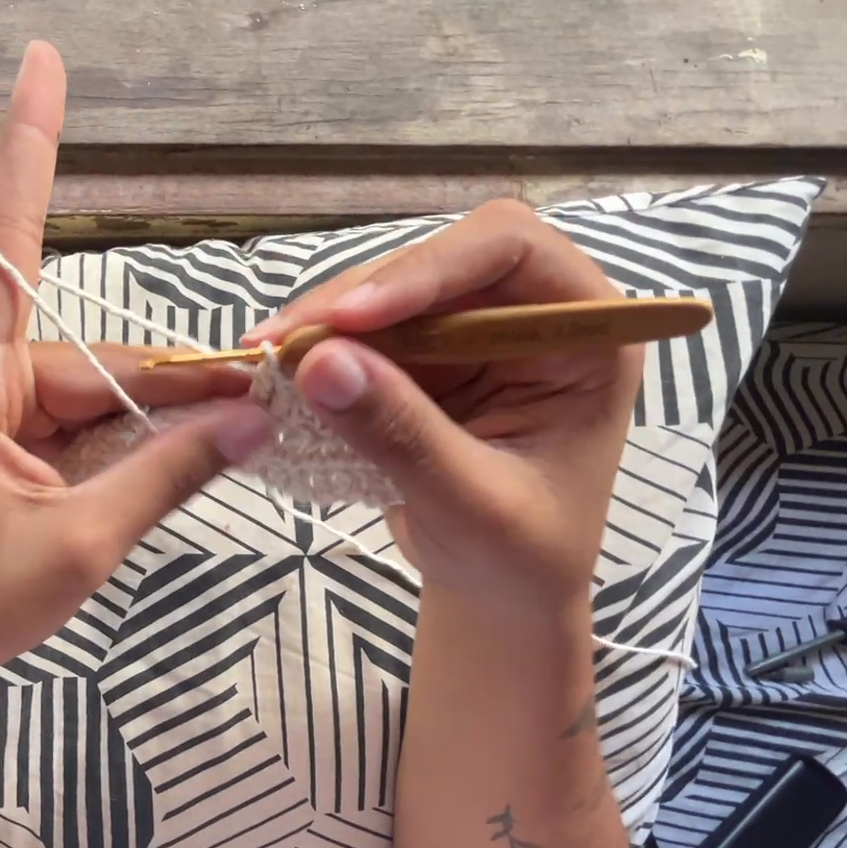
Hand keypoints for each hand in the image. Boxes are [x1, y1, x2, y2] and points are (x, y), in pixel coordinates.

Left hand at [0, 42, 271, 693]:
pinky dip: (132, 438)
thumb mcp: (82, 543)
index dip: (29, 153)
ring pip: (98, 391)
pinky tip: (183, 452)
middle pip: (93, 354)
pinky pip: (85, 421)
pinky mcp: (9, 441)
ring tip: (233, 431)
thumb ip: (166, 473)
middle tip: (258, 400)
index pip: (6, 246)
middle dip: (175, 379)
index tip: (42, 65)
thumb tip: (252, 420)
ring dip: (160, 416)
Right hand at [242, 200, 640, 609]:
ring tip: (264, 359)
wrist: (498, 594)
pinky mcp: (420, 368)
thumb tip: (316, 363)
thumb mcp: (468, 501)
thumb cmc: (517, 558)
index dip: (425, 270)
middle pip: (433, 264)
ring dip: (322, 325)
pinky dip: (317, 356)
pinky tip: (278, 376)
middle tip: (278, 342)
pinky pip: (359, 341)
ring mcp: (467, 341)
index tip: (347, 320)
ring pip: (385, 298)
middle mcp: (523, 321)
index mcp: (581, 337)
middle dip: (352, 300)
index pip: (508, 253)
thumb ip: (400, 432)